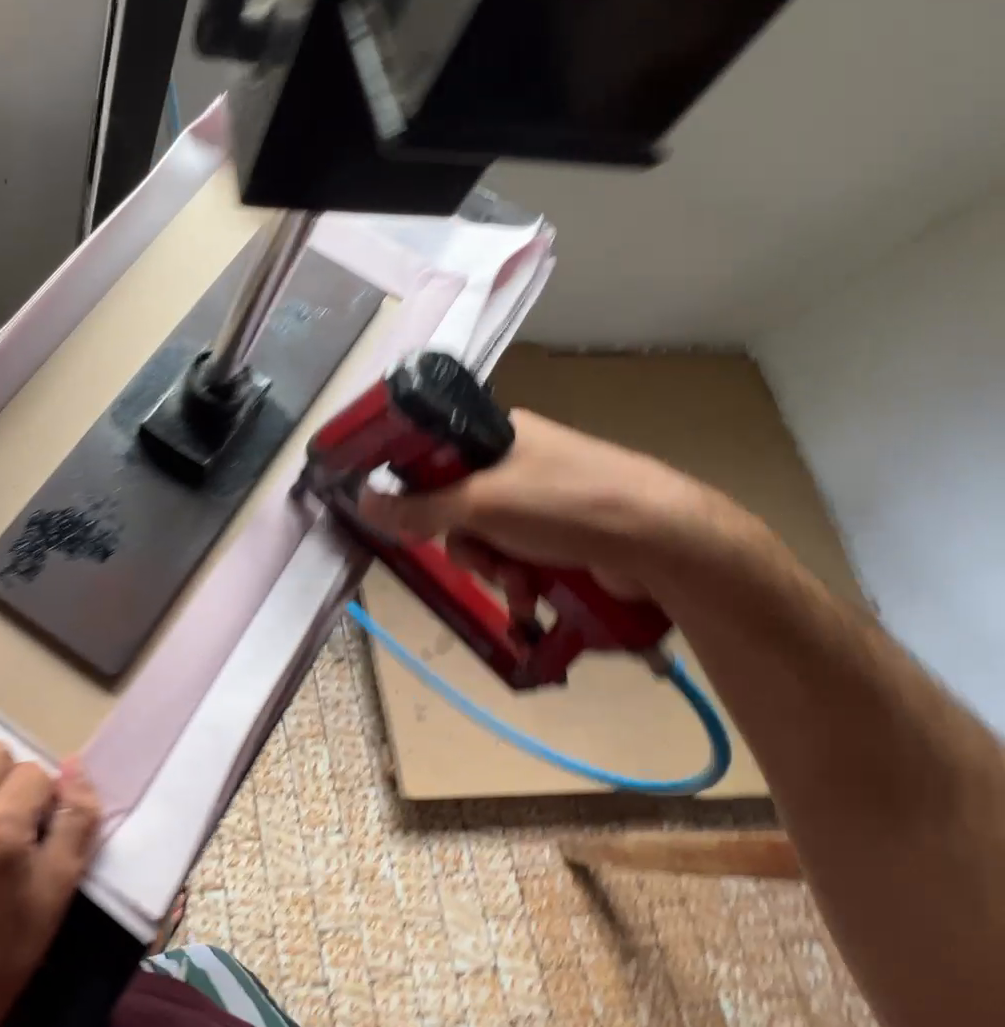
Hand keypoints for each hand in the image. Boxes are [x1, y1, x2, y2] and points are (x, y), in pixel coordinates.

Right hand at [355, 410, 721, 606]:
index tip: (406, 515)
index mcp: (498, 434)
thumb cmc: (565, 504)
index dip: (412, 486)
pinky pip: (512, 555)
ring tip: (514, 579)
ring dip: (488, 565)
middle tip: (474, 552)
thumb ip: (416, 508)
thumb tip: (361, 502)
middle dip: (458, 540)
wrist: (664, 543)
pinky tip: (530, 592)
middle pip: (451, 504)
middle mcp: (516, 461)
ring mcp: (541, 499)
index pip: (432, 453)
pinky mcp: (560, 534)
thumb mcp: (479, 504)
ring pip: (481, 537)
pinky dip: (514, 577)